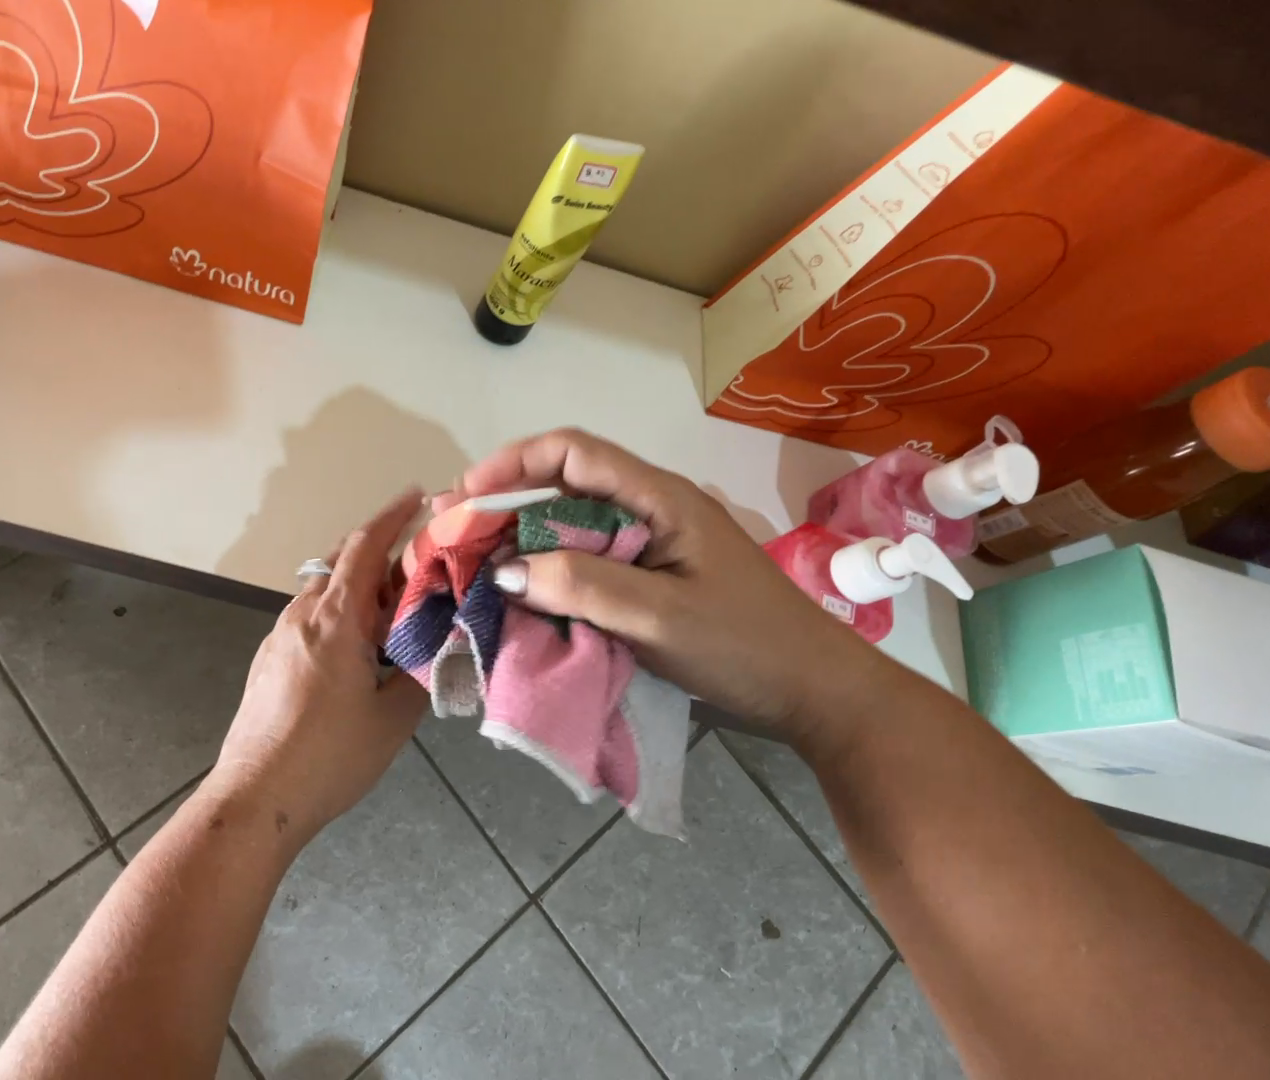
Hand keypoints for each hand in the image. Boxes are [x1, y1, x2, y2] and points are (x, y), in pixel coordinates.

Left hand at [204, 490, 429, 845]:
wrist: (255, 798)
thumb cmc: (329, 757)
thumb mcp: (392, 719)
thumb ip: (420, 672)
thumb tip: (438, 646)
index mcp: (334, 618)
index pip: (364, 547)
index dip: (392, 516)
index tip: (417, 496)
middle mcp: (301, 615)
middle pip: (340, 563)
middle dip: (380, 553)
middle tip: (419, 567)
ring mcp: (279, 637)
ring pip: (323, 591)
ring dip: (358, 588)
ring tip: (395, 612)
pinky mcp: (269, 660)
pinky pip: (309, 618)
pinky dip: (339, 613)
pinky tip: (359, 647)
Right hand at [457, 428, 895, 744]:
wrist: (814, 693)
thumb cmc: (745, 645)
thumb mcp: (659, 616)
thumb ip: (581, 586)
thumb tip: (505, 570)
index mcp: (659, 498)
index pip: (575, 453)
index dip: (514, 463)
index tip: (467, 494)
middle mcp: (650, 510)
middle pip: (564, 487)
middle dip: (505, 504)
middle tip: (455, 533)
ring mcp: (650, 546)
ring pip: (571, 527)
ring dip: (522, 541)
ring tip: (474, 565)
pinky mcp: (649, 579)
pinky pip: (585, 563)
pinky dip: (547, 573)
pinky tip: (520, 594)